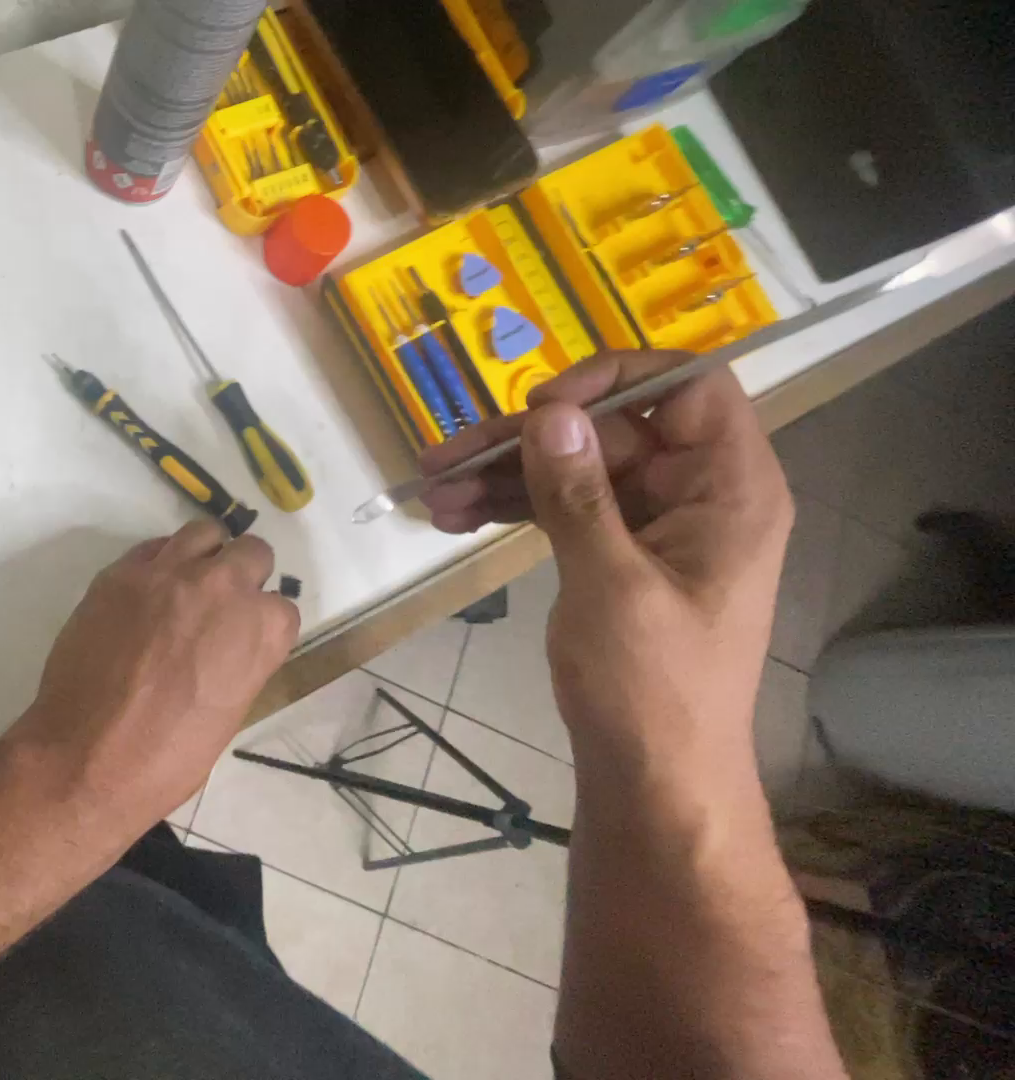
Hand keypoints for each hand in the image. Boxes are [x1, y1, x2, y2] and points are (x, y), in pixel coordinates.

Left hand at [0, 520, 299, 837]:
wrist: (86, 756)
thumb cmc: (166, 758)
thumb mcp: (228, 714)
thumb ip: (240, 662)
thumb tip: (227, 645)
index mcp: (258, 630)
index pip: (282, 607)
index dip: (262, 625)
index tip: (245, 640)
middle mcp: (220, 588)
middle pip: (252, 553)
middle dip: (244, 576)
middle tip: (219, 608)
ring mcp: (166, 574)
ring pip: (203, 533)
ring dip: (205, 555)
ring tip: (187, 586)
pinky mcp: (119, 574)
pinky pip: (152, 548)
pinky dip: (159, 563)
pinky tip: (148, 593)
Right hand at [419, 352, 791, 796]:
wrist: (650, 768)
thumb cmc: (649, 682)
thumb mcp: (610, 582)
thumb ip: (578, 494)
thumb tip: (549, 414)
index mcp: (726, 490)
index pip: (688, 390)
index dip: (614, 380)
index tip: (539, 407)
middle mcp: (689, 495)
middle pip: (603, 434)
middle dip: (518, 445)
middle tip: (442, 461)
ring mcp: (646, 525)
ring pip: (567, 471)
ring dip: (497, 479)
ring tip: (431, 496)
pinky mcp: (608, 553)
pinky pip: (555, 510)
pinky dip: (507, 510)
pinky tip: (453, 520)